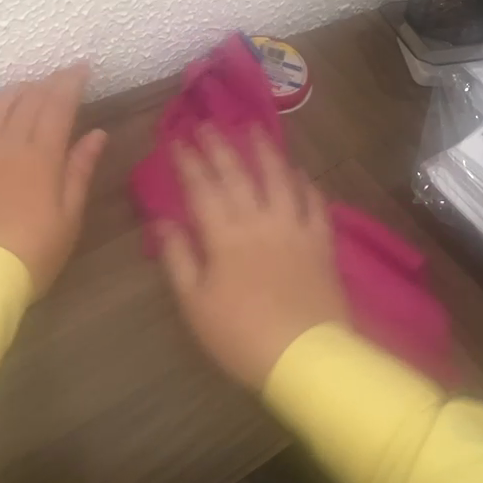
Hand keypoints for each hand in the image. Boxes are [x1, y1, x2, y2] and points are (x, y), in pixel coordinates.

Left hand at [0, 66, 107, 295]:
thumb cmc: (30, 254)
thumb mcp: (68, 217)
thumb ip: (80, 170)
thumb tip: (96, 134)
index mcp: (41, 154)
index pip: (58, 104)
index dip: (71, 82)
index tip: (82, 68)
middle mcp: (7, 142)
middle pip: (29, 99)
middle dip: (49, 82)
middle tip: (62, 76)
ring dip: (17, 91)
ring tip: (31, 89)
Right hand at [157, 125, 347, 389]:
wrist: (306, 357)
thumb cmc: (242, 336)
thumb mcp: (196, 303)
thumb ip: (178, 258)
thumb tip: (162, 221)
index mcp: (224, 235)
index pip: (201, 187)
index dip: (188, 162)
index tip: (177, 140)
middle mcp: (259, 219)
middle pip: (237, 174)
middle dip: (219, 146)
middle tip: (208, 124)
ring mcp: (294, 227)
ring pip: (279, 177)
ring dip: (264, 150)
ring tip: (254, 129)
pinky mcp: (321, 241)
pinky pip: (314, 201)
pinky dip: (305, 183)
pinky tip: (299, 172)